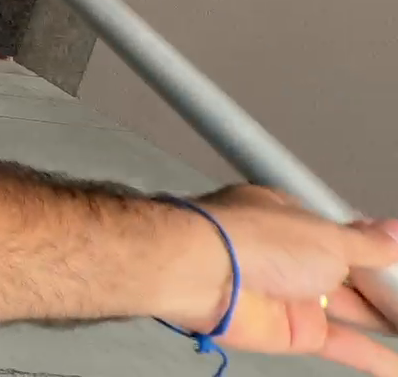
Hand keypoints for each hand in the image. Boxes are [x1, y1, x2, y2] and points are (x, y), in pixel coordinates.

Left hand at [170, 186, 397, 375]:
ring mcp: (290, 292)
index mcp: (282, 217)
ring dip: (388, 318)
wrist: (200, 273)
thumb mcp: (323, 234)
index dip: (371, 244)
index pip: (334, 230)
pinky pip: (348, 347)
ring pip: (354, 309)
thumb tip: (395, 231)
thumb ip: (364, 243)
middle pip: (350, 272)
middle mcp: (286, 252)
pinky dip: (379, 360)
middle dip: (385, 284)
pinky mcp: (294, 330)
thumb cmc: (257, 240)